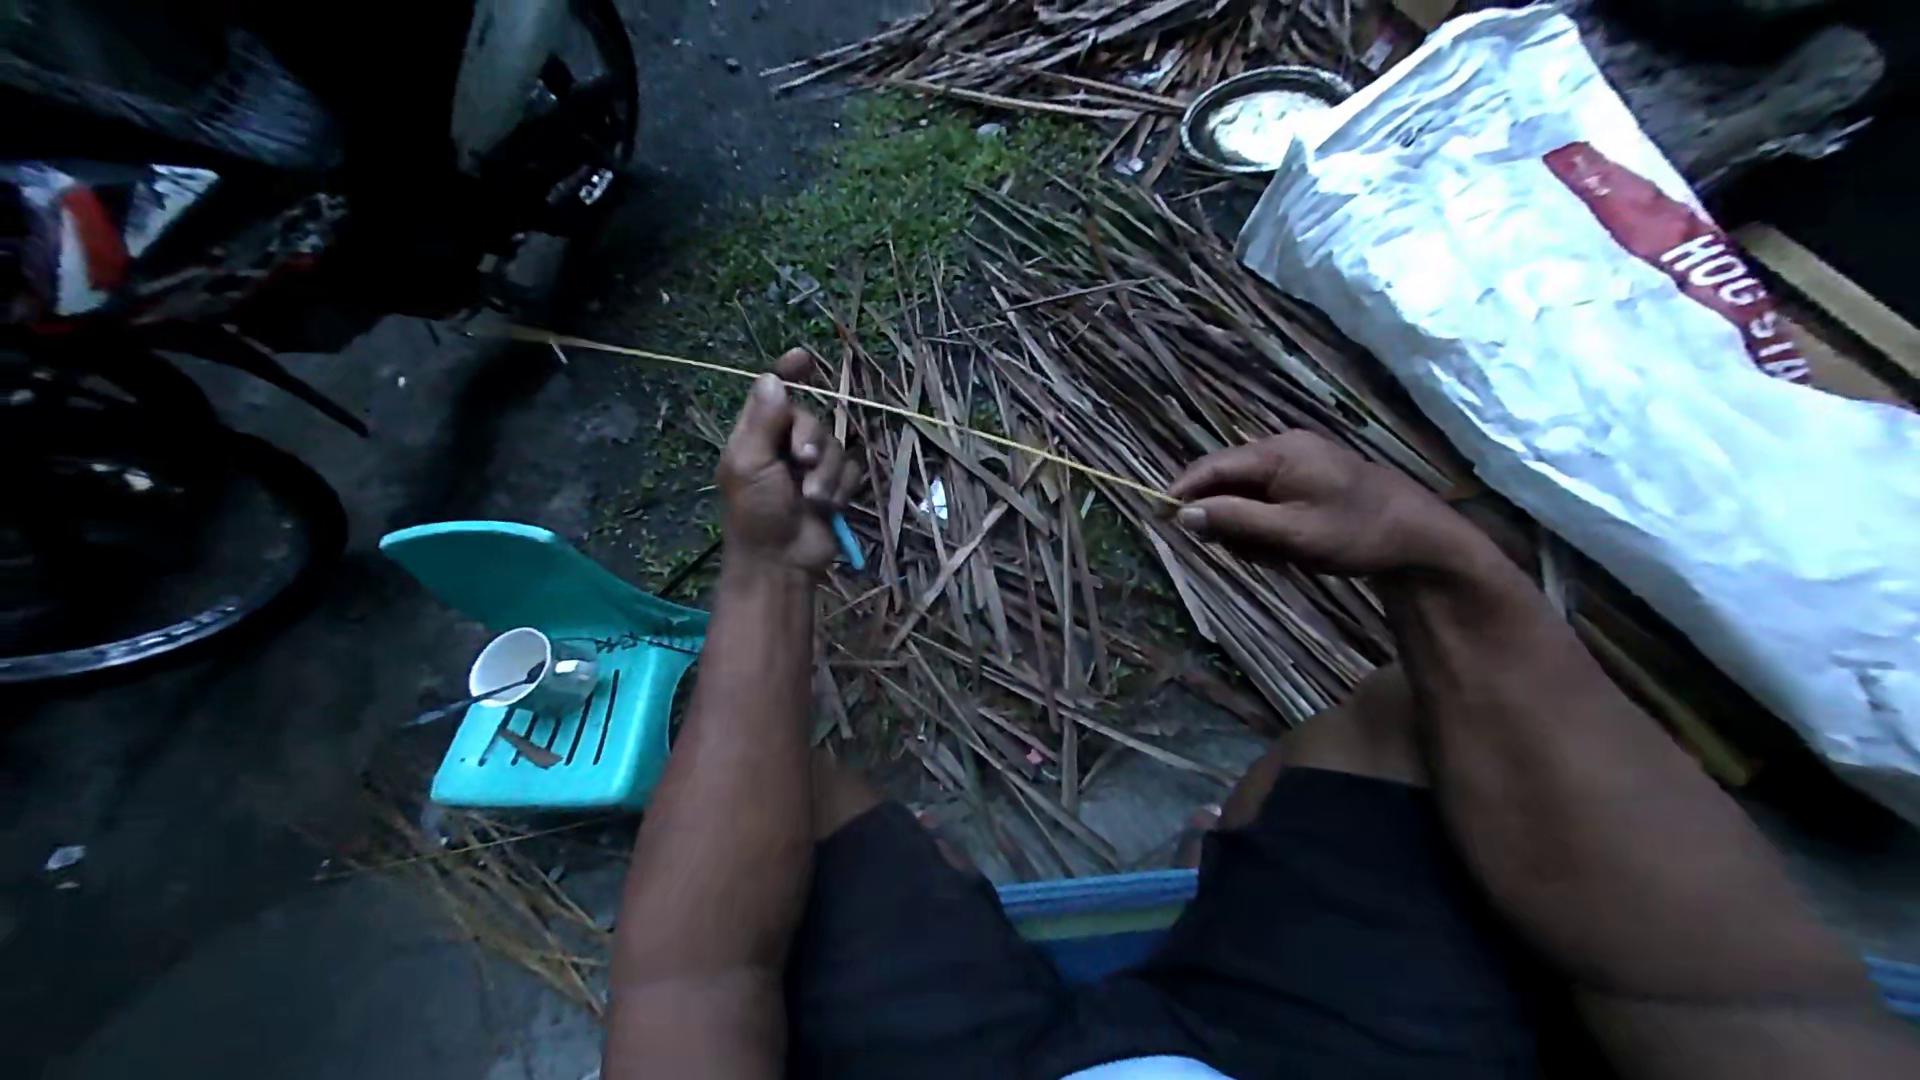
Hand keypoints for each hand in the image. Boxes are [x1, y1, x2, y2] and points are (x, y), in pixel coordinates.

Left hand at [718, 349, 861, 573]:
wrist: (783, 561)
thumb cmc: (757, 514)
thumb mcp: (750, 464)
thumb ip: (762, 421)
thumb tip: (772, 378)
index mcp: (757, 436)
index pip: (773, 394)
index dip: (788, 374)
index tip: (804, 359)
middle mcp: (785, 446)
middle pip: (814, 419)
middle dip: (813, 441)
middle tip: (802, 464)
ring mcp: (813, 468)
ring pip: (836, 446)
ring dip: (828, 474)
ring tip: (814, 500)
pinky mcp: (835, 487)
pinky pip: (852, 470)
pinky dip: (843, 487)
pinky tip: (829, 507)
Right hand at [1168, 430, 1482, 576]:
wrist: (1423, 538)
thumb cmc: (1356, 532)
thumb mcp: (1291, 532)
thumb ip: (1235, 520)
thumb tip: (1184, 514)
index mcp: (1278, 453)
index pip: (1213, 466)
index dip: (1182, 490)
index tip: (1159, 515)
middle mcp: (1283, 449)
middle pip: (1227, 481)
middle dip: (1225, 518)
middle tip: (1242, 550)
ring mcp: (1298, 463)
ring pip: (1246, 495)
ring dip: (1248, 528)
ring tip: (1276, 555)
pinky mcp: (1308, 480)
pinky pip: (1267, 501)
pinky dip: (1266, 526)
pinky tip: (1287, 548)